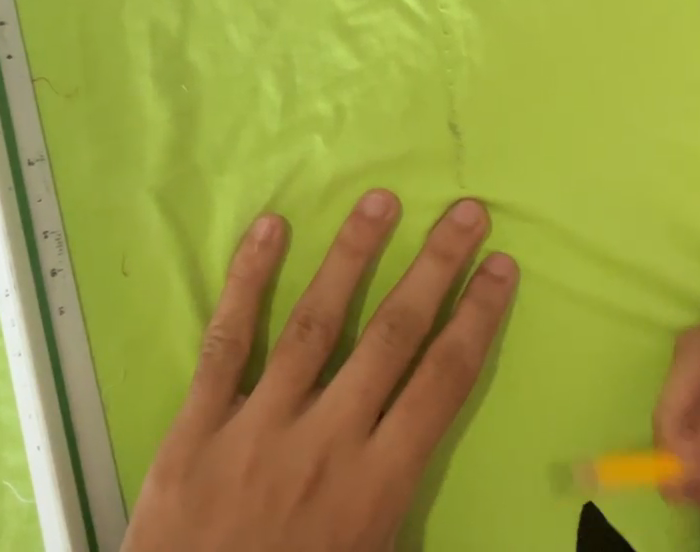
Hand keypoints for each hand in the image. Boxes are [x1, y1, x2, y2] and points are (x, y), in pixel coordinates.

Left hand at [122, 191, 517, 551]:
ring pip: (316, 322)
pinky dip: (247, 281)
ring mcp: (258, 424)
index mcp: (376, 484)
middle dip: (435, 267)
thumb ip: (403, 499)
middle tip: (465, 211)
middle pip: (392, 336)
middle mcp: (326, 440)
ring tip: (381, 201)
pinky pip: (225, 341)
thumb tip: (429, 440)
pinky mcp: (198, 423)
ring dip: (353, 256)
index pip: (443, 382)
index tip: (500, 267)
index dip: (477, 318)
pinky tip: (269, 228)